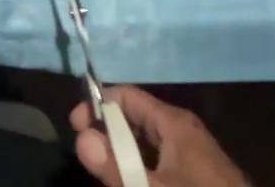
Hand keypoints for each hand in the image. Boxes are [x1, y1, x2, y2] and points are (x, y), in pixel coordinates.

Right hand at [71, 86, 246, 186]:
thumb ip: (117, 168)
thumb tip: (82, 137)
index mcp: (174, 123)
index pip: (126, 96)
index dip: (97, 106)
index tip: (75, 128)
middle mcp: (183, 132)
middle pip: (135, 119)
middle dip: (108, 134)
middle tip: (88, 158)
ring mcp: (193, 157)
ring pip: (147, 146)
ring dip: (124, 157)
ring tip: (107, 175)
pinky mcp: (199, 178)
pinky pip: (161, 164)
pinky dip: (143, 171)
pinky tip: (133, 183)